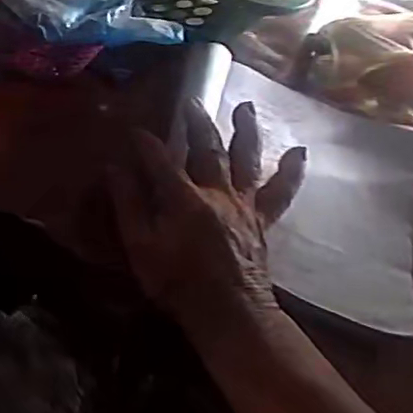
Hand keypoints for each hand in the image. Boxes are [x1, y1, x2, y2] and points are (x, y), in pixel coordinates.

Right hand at [105, 100, 306, 334]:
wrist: (228, 311)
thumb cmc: (174, 279)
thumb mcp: (139, 243)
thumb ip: (128, 203)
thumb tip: (115, 167)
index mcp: (184, 200)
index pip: (160, 160)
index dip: (146, 143)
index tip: (133, 129)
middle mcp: (218, 195)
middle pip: (208, 151)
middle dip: (198, 124)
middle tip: (192, 101)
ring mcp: (244, 206)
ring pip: (247, 161)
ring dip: (247, 133)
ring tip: (246, 108)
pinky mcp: (261, 220)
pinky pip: (279, 192)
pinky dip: (289, 172)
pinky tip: (298, 153)